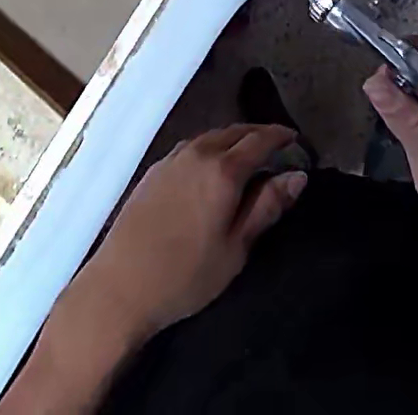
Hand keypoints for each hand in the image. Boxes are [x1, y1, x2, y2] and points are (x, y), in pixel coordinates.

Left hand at [60, 124, 308, 343]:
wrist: (121, 284)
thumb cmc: (186, 274)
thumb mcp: (236, 248)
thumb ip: (266, 207)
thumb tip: (297, 176)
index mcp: (222, 170)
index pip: (259, 140)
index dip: (280, 136)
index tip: (295, 138)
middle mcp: (197, 153)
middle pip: (234, 132)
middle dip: (258, 133)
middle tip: (277, 144)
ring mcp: (172, 158)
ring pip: (211, 136)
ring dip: (233, 138)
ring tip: (248, 152)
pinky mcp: (155, 169)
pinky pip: (192, 145)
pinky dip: (211, 146)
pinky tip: (212, 163)